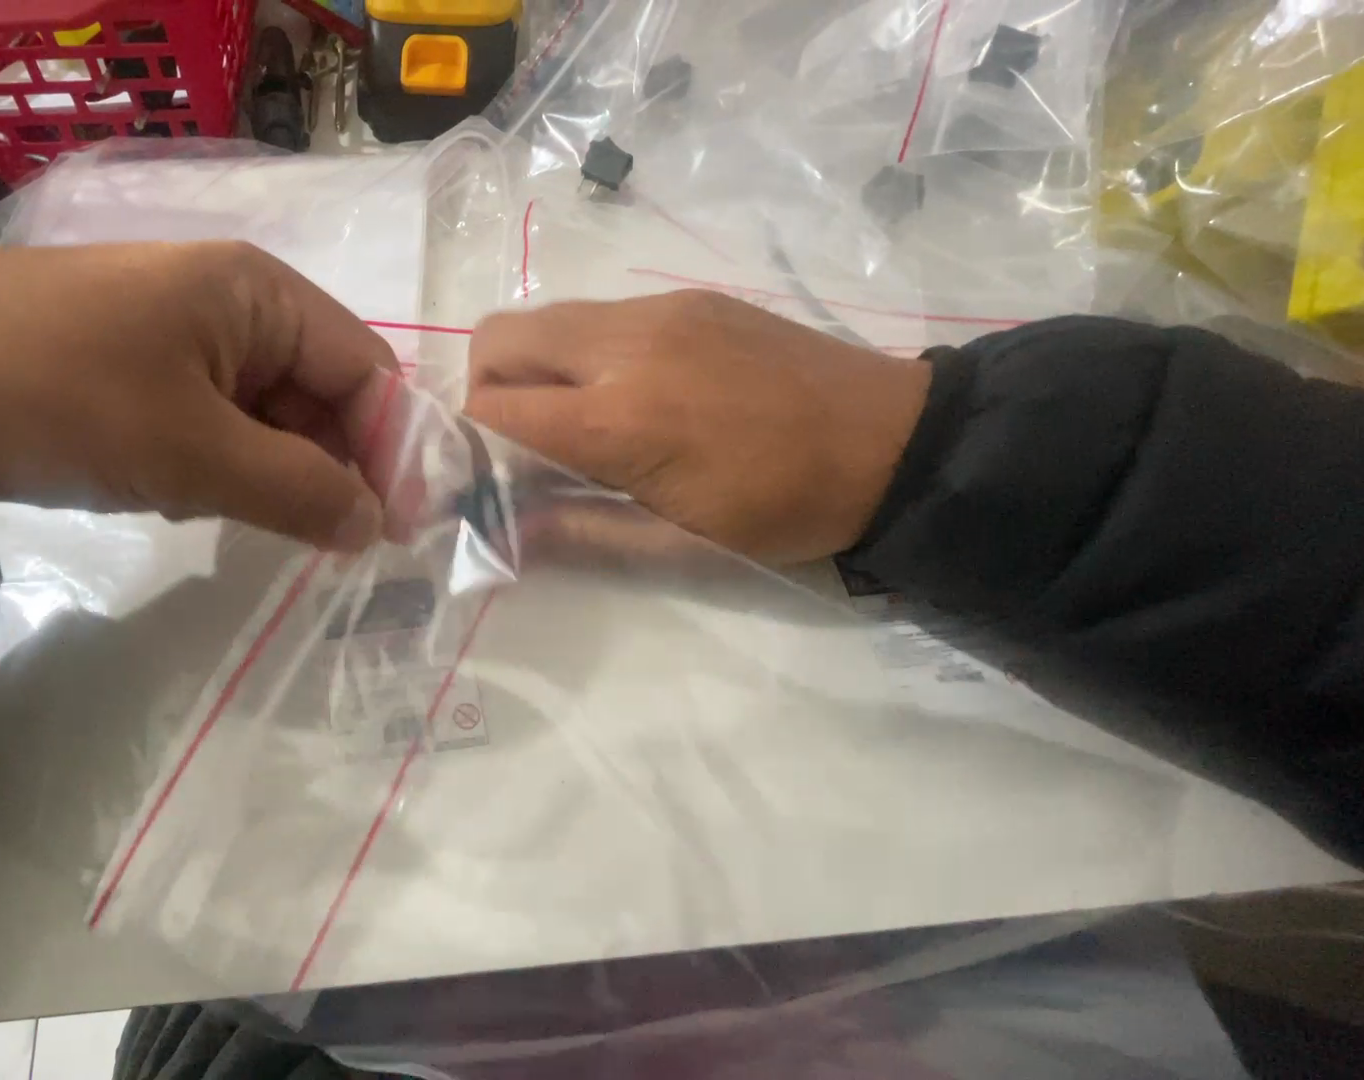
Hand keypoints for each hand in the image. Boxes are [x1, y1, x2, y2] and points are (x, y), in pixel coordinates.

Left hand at [0, 242, 398, 551]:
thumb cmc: (56, 397)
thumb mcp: (190, 454)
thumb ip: (298, 491)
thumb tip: (375, 525)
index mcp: (257, 293)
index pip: (365, 369)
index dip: (392, 449)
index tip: (396, 530)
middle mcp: (230, 300)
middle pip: (319, 391)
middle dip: (327, 466)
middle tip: (326, 543)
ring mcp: (180, 331)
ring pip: (266, 413)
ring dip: (268, 472)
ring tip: (233, 514)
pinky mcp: (139, 364)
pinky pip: (213, 419)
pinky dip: (217, 465)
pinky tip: (180, 493)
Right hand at [463, 290, 931, 564]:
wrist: (893, 441)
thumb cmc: (782, 509)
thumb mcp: (675, 546)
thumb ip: (577, 532)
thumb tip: (502, 531)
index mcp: (617, 418)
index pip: (490, 407)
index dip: (469, 444)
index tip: (485, 475)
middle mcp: (622, 346)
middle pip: (496, 338)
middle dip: (484, 390)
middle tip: (518, 441)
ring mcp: (655, 310)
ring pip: (542, 318)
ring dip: (530, 367)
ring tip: (570, 418)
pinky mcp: (684, 297)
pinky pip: (594, 314)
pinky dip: (577, 351)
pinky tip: (624, 391)